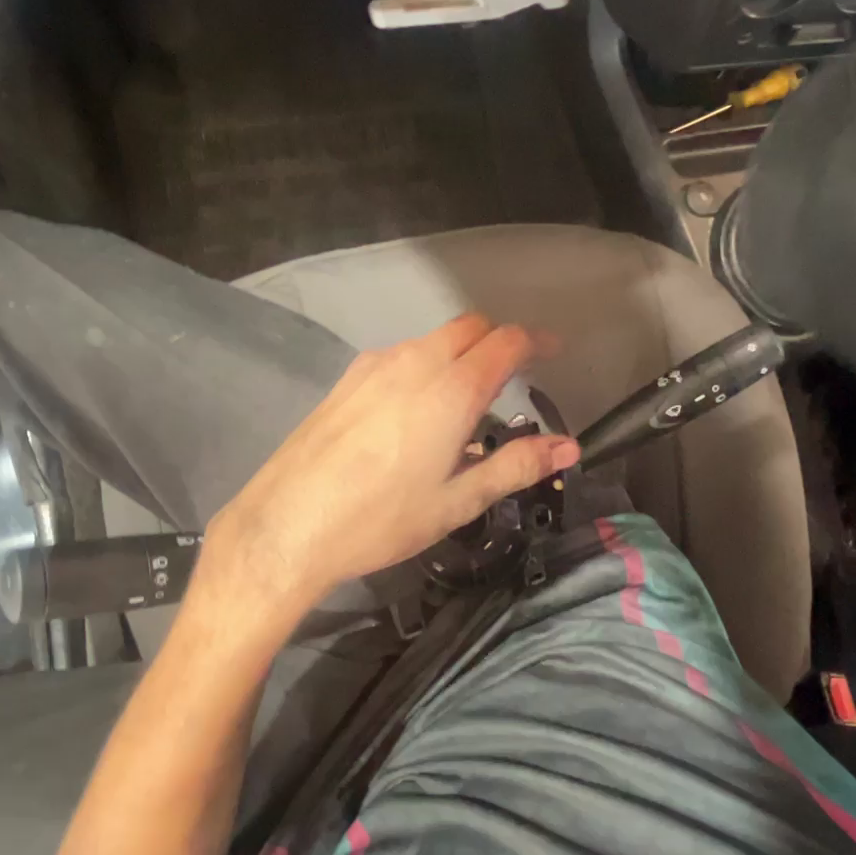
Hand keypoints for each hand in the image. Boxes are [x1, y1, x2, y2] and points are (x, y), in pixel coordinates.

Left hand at [201, 315, 580, 613]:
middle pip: (470, 328)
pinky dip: (426, 365)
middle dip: (499, 341)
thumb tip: (569, 447)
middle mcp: (415, 362)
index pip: (506, 341)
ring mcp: (375, 367)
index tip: (554, 353)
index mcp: (451, 389)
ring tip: (468, 400)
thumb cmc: (381, 520)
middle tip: (516, 377)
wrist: (287, 526)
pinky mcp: (347, 380)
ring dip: (461, 353)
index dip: (536, 342)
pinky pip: (401, 355)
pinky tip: (417, 411)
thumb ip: (516, 467)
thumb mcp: (457, 501)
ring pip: (433, 340)